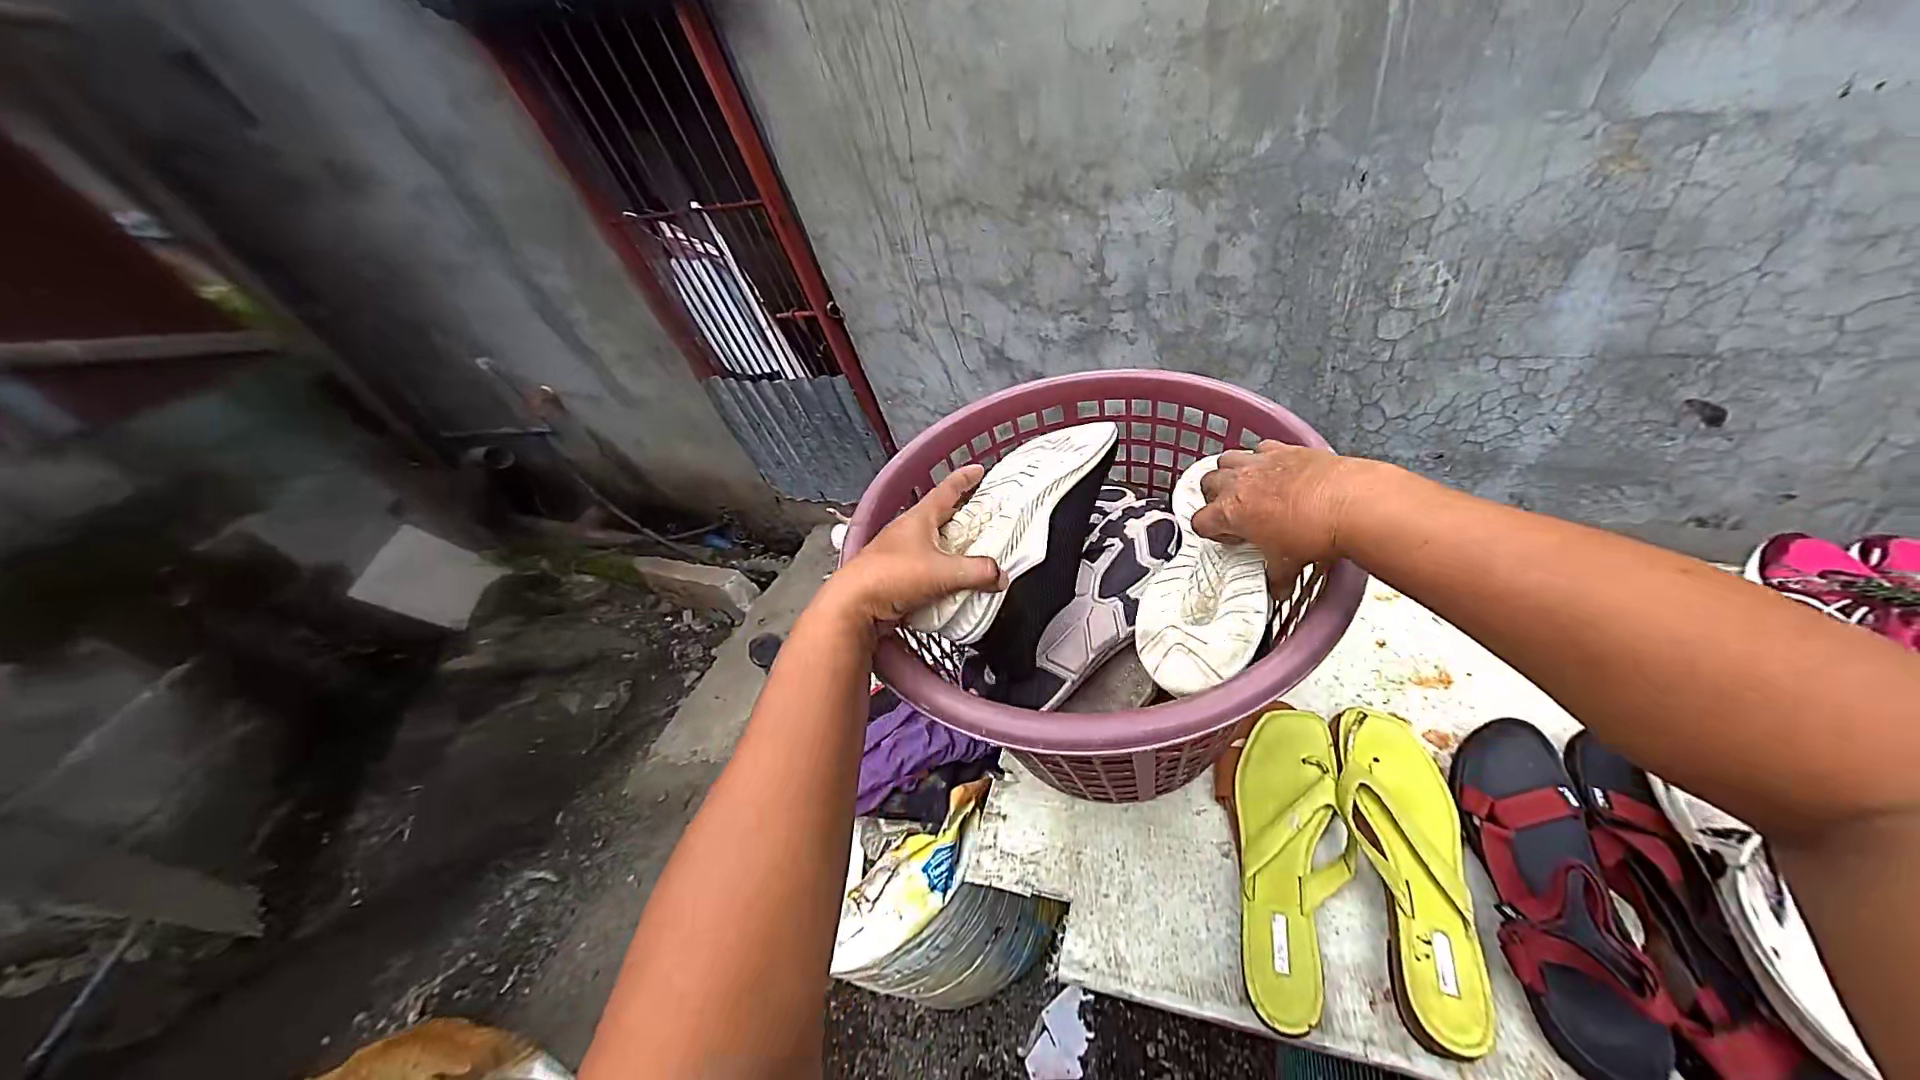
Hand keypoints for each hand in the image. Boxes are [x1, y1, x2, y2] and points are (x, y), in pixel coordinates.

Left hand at [823, 464, 1008, 625]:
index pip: (946, 490)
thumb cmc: (891, 577)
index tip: (978, 469)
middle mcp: (908, 532)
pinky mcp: (896, 578)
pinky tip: (955, 587)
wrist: (853, 606)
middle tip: (987, 521)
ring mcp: (900, 555)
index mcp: (918, 519)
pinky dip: (943, 576)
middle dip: (964, 519)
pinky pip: (927, 572)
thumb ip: (977, 572)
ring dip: (954, 551)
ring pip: (935, 547)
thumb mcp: (942, 572)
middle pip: (942, 519)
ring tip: (977, 558)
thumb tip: (999, 575)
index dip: (964, 479)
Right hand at [1190, 442, 1362, 572]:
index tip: (1230, 538)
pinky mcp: (1285, 449)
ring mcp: (1260, 462)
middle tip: (1235, 511)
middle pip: (1207, 484)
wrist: (1353, 504)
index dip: (1212, 531)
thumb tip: (1278, 589)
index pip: (1201, 521)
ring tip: (1248, 486)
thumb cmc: (1315, 530)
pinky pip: (1262, 447)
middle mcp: (1238, 482)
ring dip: (1232, 471)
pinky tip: (1277, 471)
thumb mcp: (1288, 563)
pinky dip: (1264, 457)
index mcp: (1229, 511)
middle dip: (1216, 497)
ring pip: (1227, 459)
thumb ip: (1276, 577)